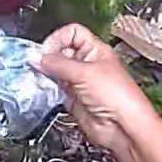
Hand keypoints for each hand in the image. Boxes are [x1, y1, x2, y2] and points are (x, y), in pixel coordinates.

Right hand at [34, 24, 161, 161]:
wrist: (124, 128)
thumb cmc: (117, 96)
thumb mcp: (84, 72)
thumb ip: (57, 63)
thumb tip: (37, 57)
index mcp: (95, 50)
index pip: (72, 33)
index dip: (58, 38)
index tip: (47, 50)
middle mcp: (86, 63)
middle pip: (61, 51)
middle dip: (48, 56)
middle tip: (38, 63)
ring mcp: (79, 81)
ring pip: (56, 70)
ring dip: (46, 72)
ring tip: (39, 76)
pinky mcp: (73, 98)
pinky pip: (55, 88)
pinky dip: (47, 87)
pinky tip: (44, 88)